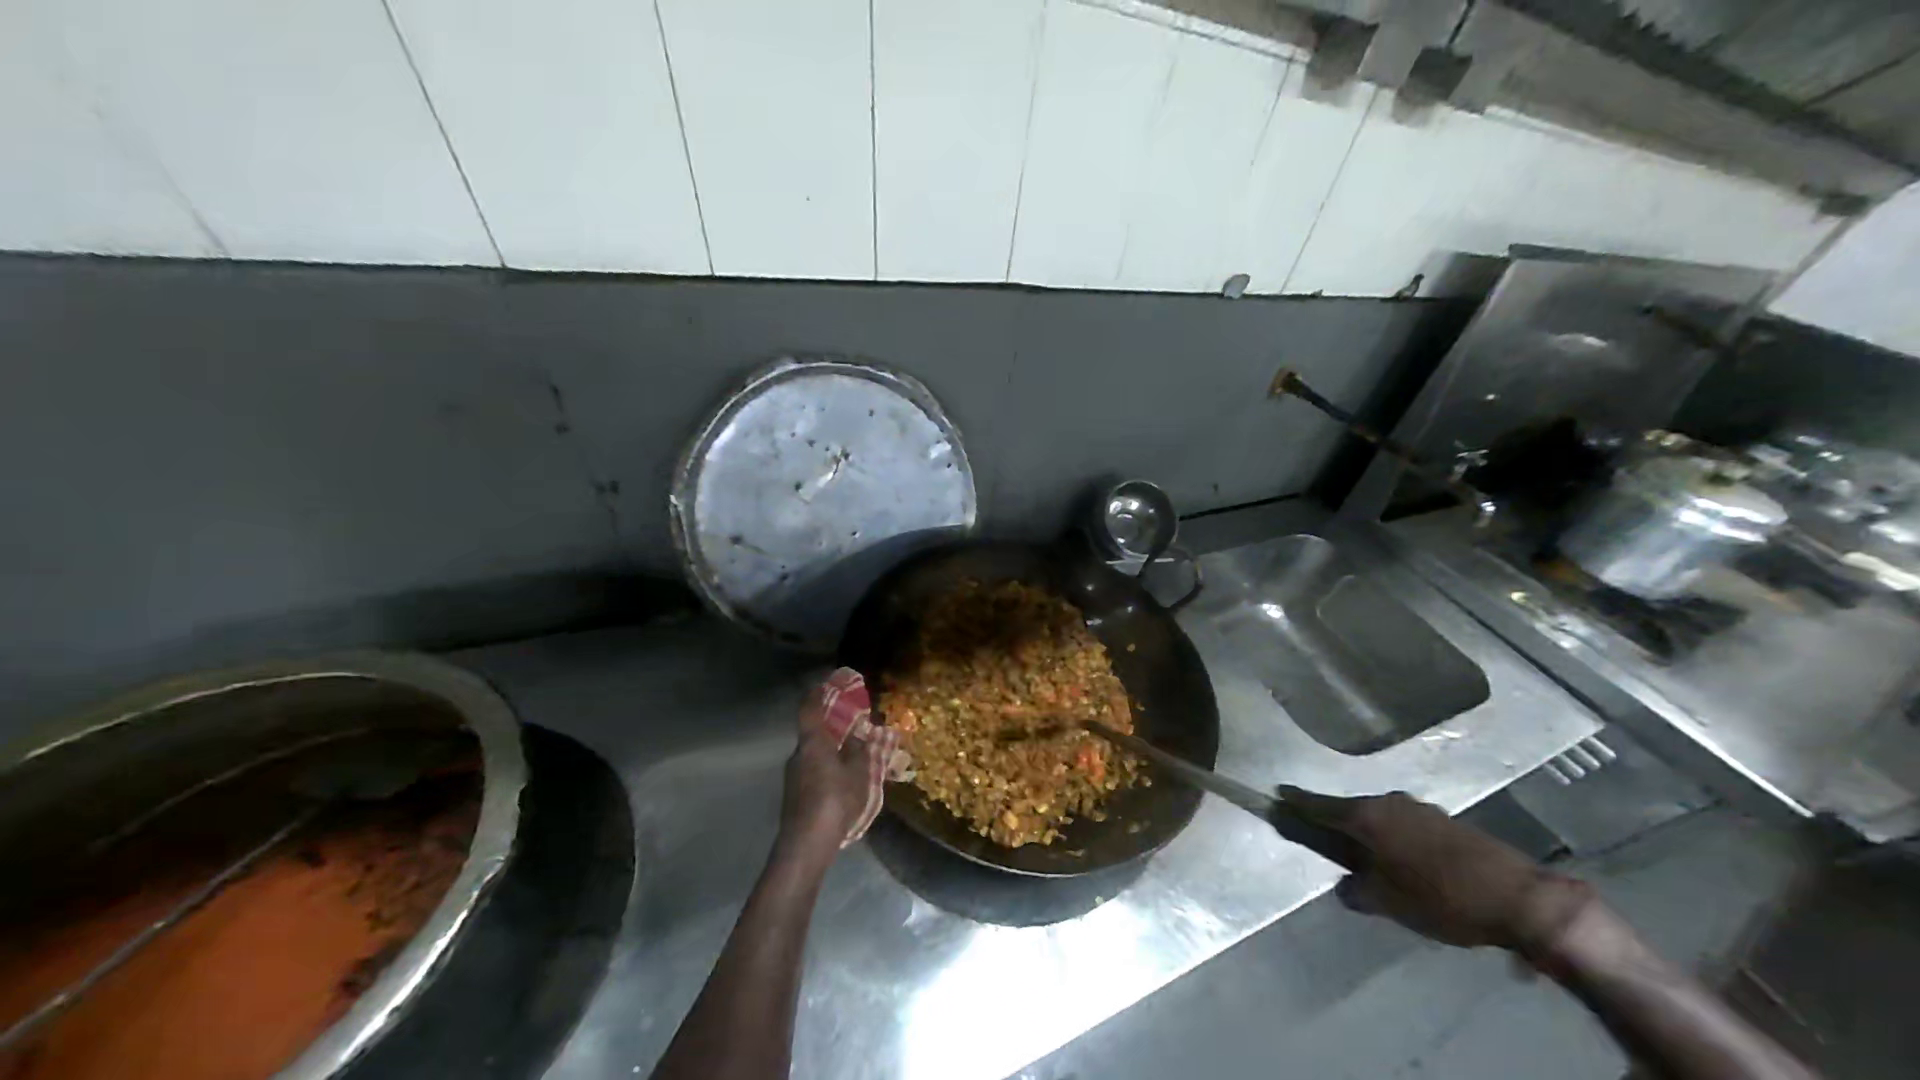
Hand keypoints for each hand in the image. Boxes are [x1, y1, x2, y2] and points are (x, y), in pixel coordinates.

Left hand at [777, 669, 884, 864]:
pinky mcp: (795, 796)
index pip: (809, 708)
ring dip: (831, 751)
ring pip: (814, 754)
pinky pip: (814, 772)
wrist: (806, 844)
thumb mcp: (857, 772)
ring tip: (854, 757)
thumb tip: (857, 734)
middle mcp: (798, 755)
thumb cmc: (834, 800)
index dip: (817, 694)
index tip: (827, 684)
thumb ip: (858, 750)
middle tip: (853, 725)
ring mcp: (793, 777)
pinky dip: (828, 769)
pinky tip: (844, 782)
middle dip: (832, 727)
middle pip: (813, 733)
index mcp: (812, 743)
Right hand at [1282, 788, 1594, 953]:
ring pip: (1380, 817)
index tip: (1277, 794)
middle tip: (1321, 835)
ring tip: (1364, 853)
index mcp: (1367, 817)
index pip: (1320, 806)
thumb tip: (1347, 886)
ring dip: (1368, 830)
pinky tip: (1402, 859)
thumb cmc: (1442, 898)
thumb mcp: (1389, 903)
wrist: (1521, 899)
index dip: (1297, 803)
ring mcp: (1421, 809)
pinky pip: (1404, 825)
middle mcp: (1389, 803)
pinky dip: (1394, 837)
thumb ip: (1357, 891)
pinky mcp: (1446, 822)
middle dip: (1335, 820)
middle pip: (1350, 809)